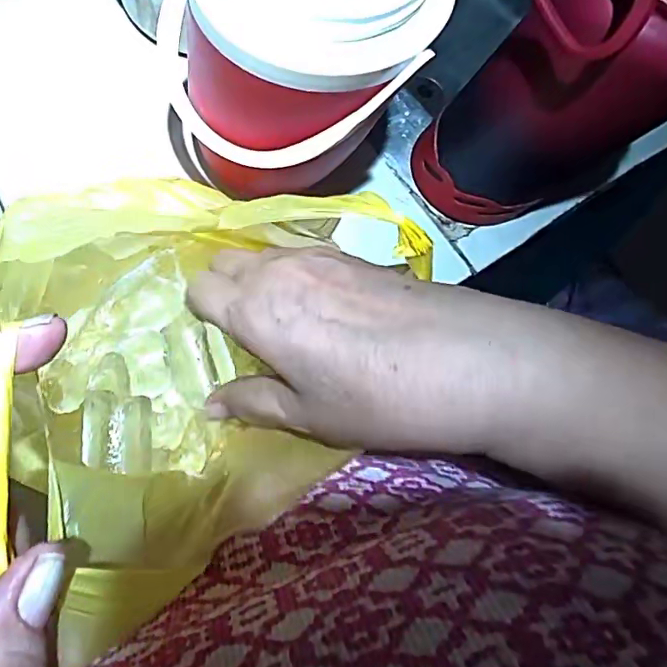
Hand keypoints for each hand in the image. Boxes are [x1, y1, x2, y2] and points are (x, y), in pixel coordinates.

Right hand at [186, 247, 545, 455]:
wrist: (466, 357)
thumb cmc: (378, 398)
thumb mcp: (310, 414)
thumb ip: (253, 402)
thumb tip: (210, 404)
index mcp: (256, 307)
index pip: (200, 288)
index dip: (203, 314)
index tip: (224, 344)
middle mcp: (280, 268)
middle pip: (226, 261)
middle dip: (225, 289)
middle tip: (251, 334)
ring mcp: (319, 254)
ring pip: (264, 252)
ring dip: (260, 278)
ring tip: (290, 322)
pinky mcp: (352, 253)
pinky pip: (301, 253)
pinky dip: (295, 272)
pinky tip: (328, 308)